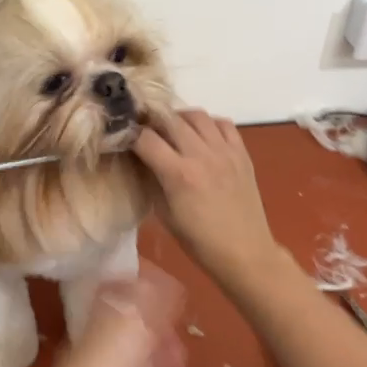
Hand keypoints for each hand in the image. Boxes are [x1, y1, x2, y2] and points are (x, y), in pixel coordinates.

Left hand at [50, 266, 187, 366]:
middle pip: (131, 318)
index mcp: (97, 313)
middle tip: (179, 321)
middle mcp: (99, 335)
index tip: (168, 283)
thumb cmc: (107, 366)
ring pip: (139, 349)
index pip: (118, 285)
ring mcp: (108, 365)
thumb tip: (165, 280)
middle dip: (158, 319)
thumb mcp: (133, 323)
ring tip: (182, 353)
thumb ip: (151, 300)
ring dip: (162, 348)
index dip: (142, 281)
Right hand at [134, 109, 287, 287]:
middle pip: (169, 119)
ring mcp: (225, 152)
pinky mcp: (242, 153)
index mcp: (179, 175)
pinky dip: (209, 124)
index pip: (145, 139)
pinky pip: (224, 123)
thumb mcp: (164, 214)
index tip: (122, 136)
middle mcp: (202, 155)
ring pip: (197, 114)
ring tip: (173, 129)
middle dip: (151, 119)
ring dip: (179, 117)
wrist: (244, 252)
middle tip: (143, 127)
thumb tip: (139, 158)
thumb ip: (151, 180)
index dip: (129, 134)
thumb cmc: (199, 240)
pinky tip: (201, 136)